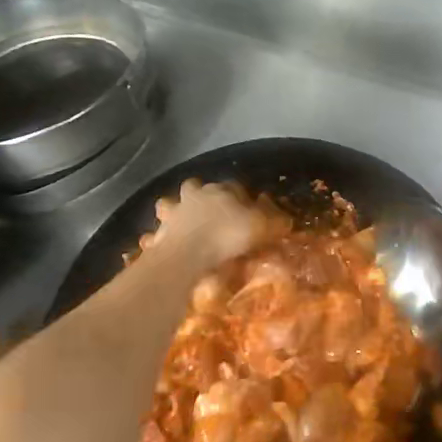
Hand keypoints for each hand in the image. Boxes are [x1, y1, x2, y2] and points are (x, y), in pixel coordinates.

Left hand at [149, 179, 268, 264]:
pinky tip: (161, 245)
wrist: (187, 255)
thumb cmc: (227, 235)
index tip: (247, 208)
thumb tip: (286, 220)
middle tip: (208, 211)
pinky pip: (155, 234)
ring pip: (168, 205)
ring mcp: (172, 214)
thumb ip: (273, 222)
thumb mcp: (260, 227)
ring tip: (180, 224)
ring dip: (172, 211)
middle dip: (199, 194)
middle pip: (194, 187)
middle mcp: (193, 196)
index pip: (232, 186)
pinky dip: (157, 238)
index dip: (241, 196)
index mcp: (219, 191)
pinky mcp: (158, 234)